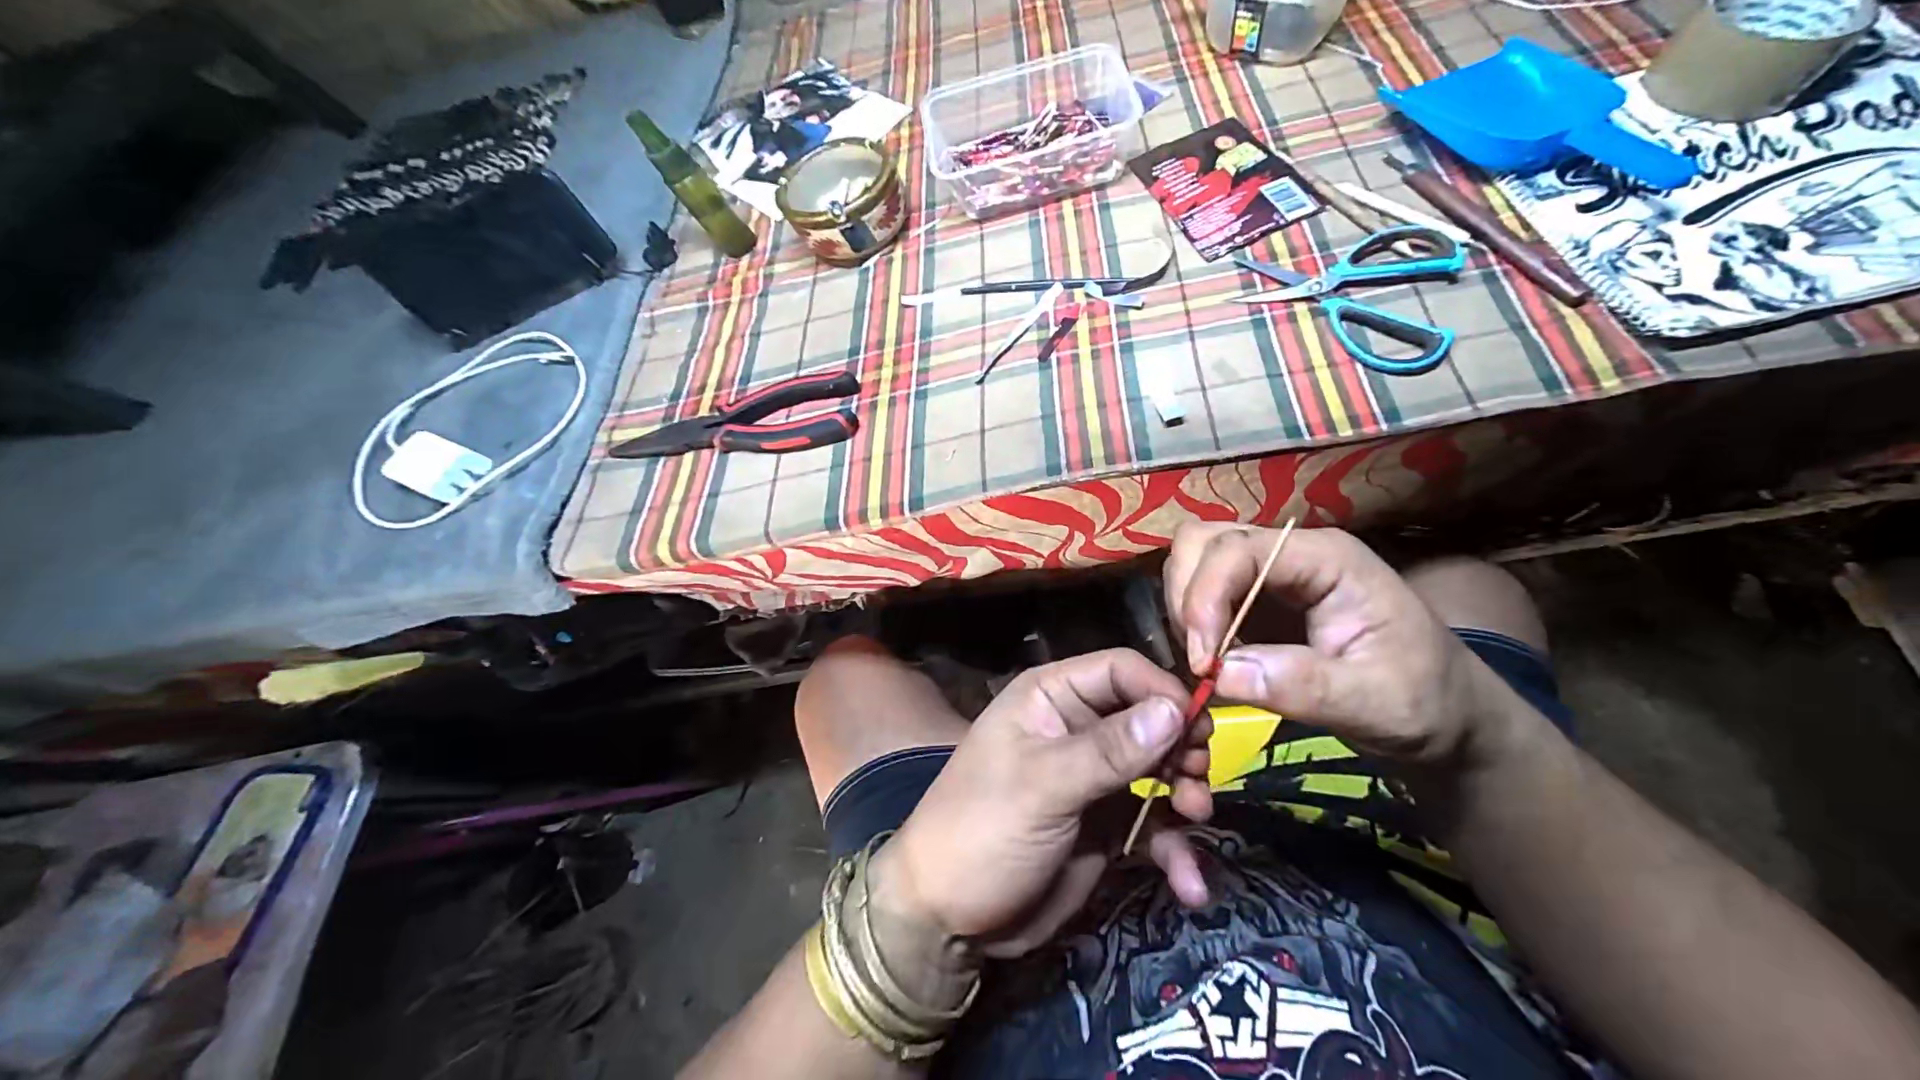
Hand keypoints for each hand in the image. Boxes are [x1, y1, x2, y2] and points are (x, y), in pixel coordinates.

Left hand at [878, 649, 1212, 963]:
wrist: (948, 918)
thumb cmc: (981, 830)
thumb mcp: (1042, 786)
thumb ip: (1109, 750)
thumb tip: (1175, 708)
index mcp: (1051, 698)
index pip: (1121, 670)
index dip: (1163, 692)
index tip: (1197, 729)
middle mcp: (1077, 728)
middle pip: (1150, 718)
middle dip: (1182, 746)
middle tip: (1196, 779)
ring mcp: (1094, 778)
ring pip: (1161, 769)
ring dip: (1187, 793)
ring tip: (1194, 817)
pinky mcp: (1106, 824)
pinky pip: (1155, 824)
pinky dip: (1176, 849)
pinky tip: (1189, 883)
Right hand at [1162, 522, 1504, 768]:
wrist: (1444, 715)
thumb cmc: (1424, 701)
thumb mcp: (1378, 703)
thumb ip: (1304, 686)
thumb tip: (1221, 674)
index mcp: (1326, 559)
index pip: (1237, 549)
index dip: (1205, 596)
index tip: (1202, 662)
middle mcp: (1290, 553)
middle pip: (1203, 542)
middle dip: (1186, 597)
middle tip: (1200, 660)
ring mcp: (1269, 573)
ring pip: (1194, 562)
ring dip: (1185, 609)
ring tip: (1207, 663)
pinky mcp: (1254, 599)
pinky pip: (1200, 593)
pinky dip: (1191, 625)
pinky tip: (1213, 663)